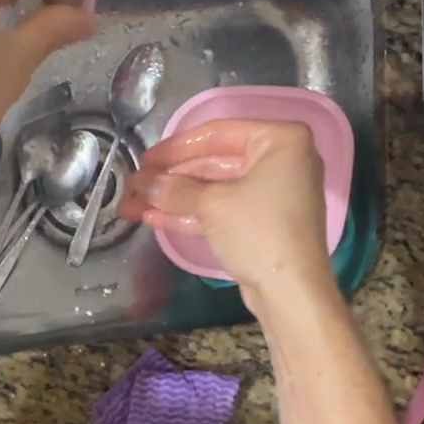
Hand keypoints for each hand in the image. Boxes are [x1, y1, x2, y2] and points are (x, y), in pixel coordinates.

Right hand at [119, 120, 333, 301]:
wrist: (290, 289)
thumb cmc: (258, 231)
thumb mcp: (212, 205)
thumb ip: (175, 189)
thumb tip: (142, 184)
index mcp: (279, 140)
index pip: (217, 134)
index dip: (175, 147)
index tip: (144, 159)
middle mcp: (278, 161)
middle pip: (212, 162)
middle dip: (170, 177)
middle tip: (134, 185)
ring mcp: (268, 194)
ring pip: (212, 189)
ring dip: (173, 197)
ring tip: (134, 204)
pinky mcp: (258, 223)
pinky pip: (219, 210)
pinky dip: (189, 213)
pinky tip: (154, 217)